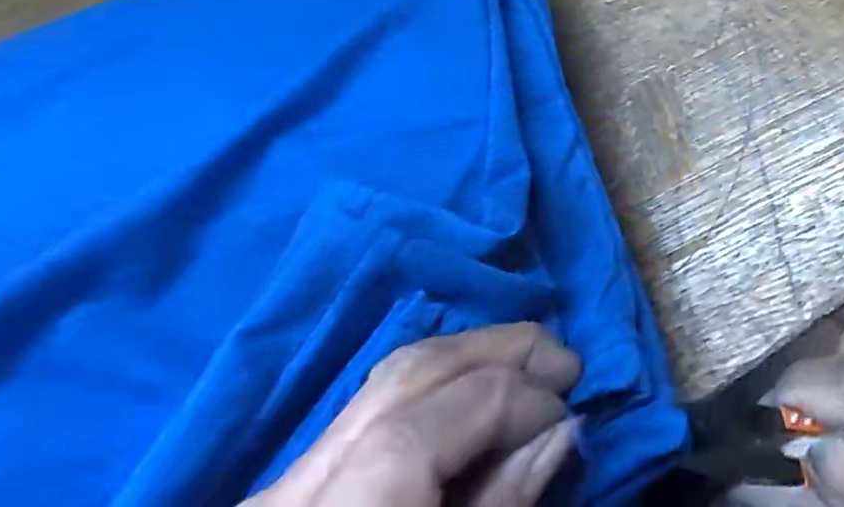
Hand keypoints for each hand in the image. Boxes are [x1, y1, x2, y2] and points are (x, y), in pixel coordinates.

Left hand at [244, 323, 581, 506]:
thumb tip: (561, 430)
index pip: (431, 423)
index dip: (517, 403)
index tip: (569, 421)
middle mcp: (289, 499)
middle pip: (408, 376)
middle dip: (504, 351)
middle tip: (567, 365)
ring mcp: (274, 493)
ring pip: (388, 380)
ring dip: (477, 358)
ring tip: (535, 369)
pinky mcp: (282, 496)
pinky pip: (373, 411)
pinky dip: (442, 389)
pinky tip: (481, 396)